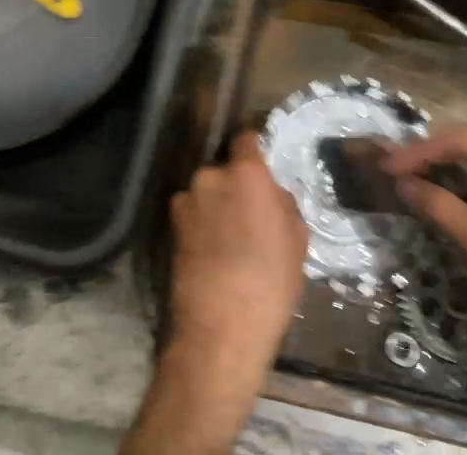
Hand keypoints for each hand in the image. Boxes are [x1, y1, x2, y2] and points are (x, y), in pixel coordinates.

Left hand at [166, 131, 308, 373]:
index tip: (262, 170)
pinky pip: (192, 215)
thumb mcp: (296, 240)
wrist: (221, 327)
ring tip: (230, 238)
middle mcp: (210, 177)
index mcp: (246, 173)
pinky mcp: (170, 228)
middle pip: (224, 170)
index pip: (246, 140)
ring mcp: (185, 202)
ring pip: (206, 193)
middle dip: (235, 185)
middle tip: (250, 214)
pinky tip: (213, 251)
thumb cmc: (271, 281)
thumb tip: (273, 195)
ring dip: (216, 205)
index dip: (254, 152)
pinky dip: (201, 225)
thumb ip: (283, 205)